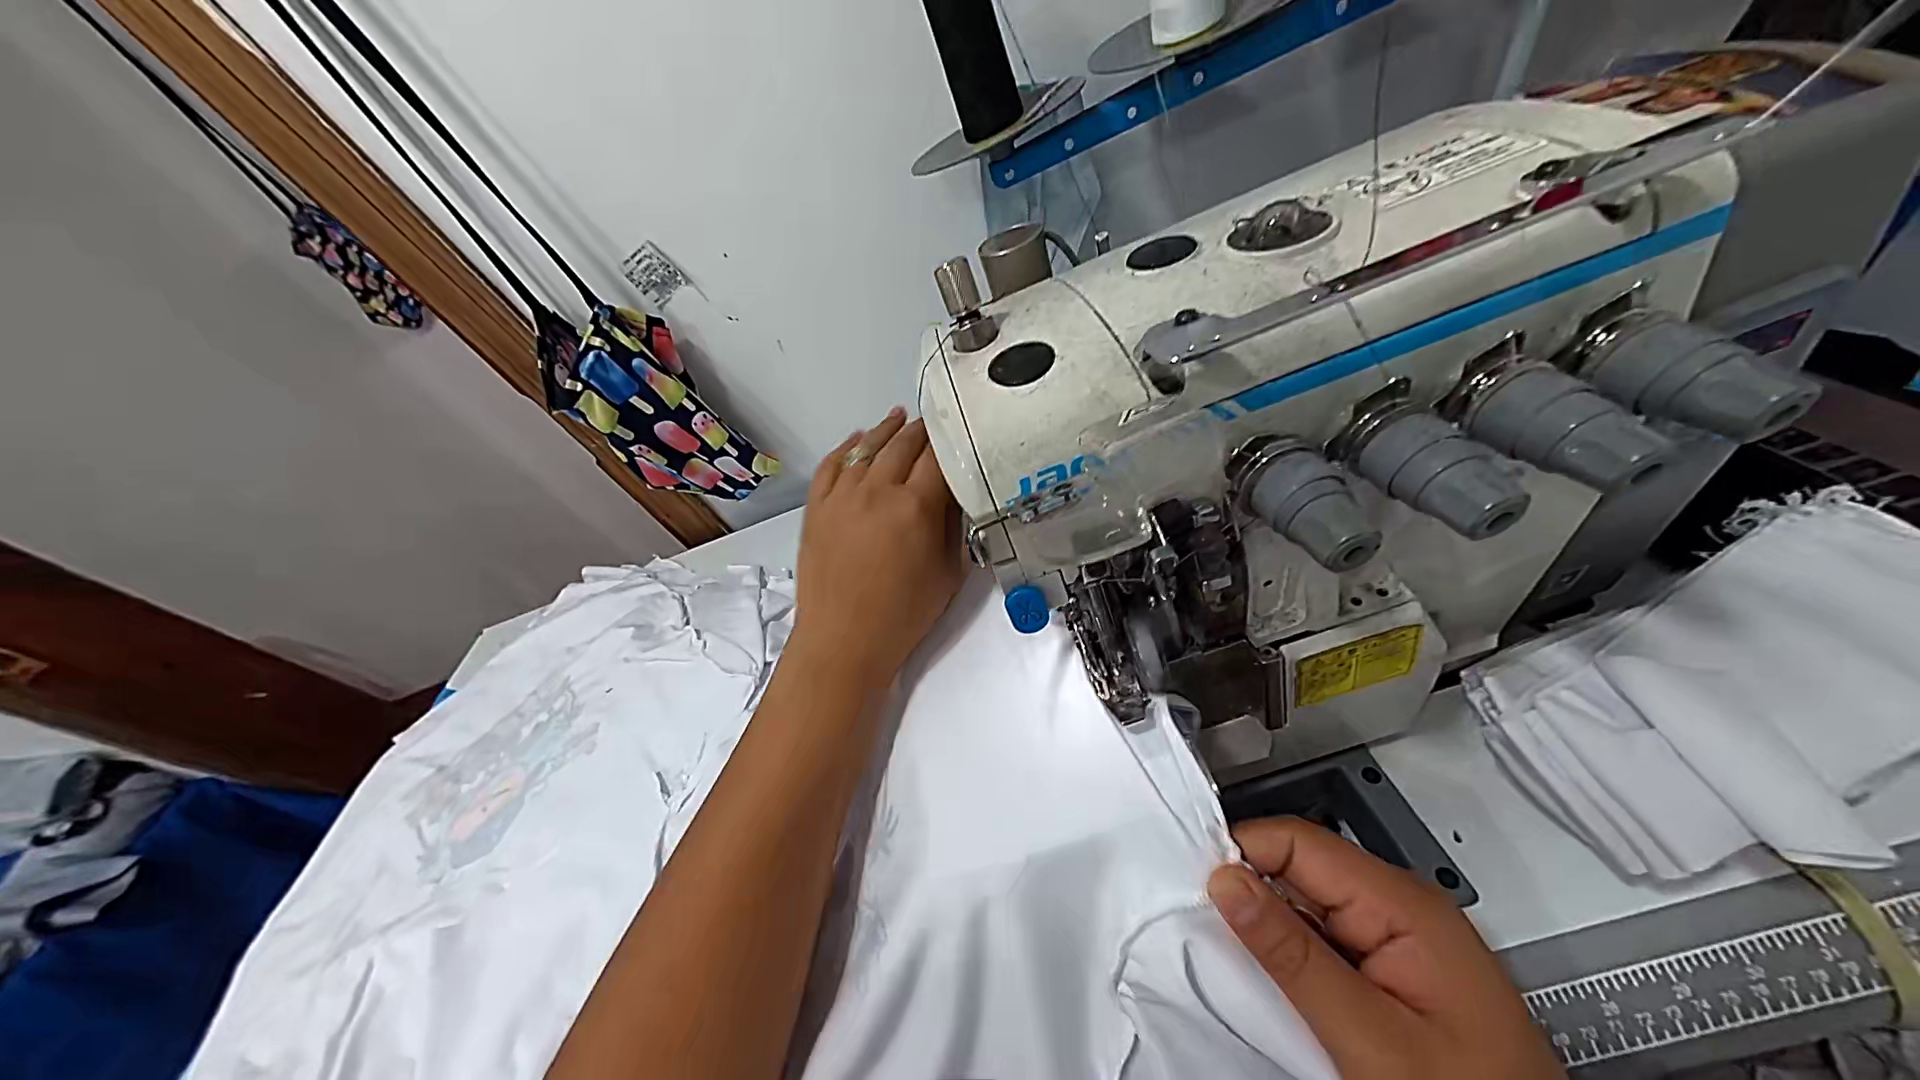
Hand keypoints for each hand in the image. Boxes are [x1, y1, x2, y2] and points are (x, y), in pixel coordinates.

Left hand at [791, 407, 965, 684]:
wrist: (843, 640)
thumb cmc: (903, 615)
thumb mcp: (948, 573)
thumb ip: (955, 527)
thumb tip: (955, 494)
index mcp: (915, 507)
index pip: (939, 458)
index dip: (952, 442)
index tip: (961, 433)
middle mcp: (877, 491)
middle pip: (904, 444)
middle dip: (923, 430)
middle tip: (935, 422)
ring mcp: (842, 496)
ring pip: (868, 447)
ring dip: (888, 430)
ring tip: (900, 417)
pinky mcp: (817, 507)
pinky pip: (833, 464)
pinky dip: (847, 447)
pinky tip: (859, 439)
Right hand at [1208, 817, 1562, 1079]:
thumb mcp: (1371, 1036)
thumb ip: (1292, 954)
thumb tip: (1229, 883)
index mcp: (1403, 904)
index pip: (1296, 840)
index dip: (1241, 853)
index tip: (1200, 886)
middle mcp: (1399, 909)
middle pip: (1295, 869)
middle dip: (1249, 897)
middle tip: (1216, 939)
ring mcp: (1394, 939)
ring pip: (1301, 906)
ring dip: (1266, 933)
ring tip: (1252, 978)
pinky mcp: (1386, 968)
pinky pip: (1317, 941)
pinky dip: (1287, 960)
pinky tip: (1280, 993)